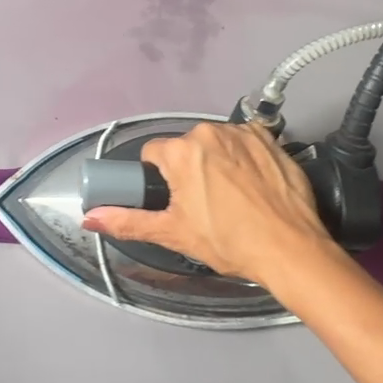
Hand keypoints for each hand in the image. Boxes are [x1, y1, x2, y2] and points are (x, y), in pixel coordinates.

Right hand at [83, 121, 333, 284]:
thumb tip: (90, 218)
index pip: (154, 154)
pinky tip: (253, 183)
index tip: (175, 198)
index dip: (160, 177)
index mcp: (181, 152)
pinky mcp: (269, 138)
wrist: (291, 249)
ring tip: (233, 196)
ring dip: (218, 161)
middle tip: (205, 203)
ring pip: (216, 143)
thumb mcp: (175, 233)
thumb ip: (129, 221)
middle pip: (186, 147)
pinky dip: (245, 156)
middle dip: (190, 169)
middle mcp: (209, 133)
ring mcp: (241, 133)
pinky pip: (245, 140)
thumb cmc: (230, 242)